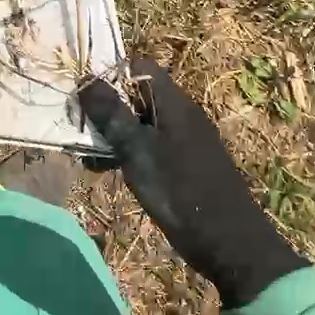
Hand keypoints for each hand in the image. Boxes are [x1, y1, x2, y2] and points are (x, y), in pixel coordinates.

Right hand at [77, 58, 306, 307]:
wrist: (233, 247)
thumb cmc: (181, 192)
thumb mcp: (137, 150)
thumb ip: (111, 113)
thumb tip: (85, 78)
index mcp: (174, 103)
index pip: (139, 66)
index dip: (109, 72)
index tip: (86, 93)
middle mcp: (182, 114)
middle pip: (137, 94)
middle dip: (106, 107)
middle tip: (81, 126)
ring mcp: (186, 139)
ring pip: (141, 121)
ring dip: (115, 132)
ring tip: (90, 155)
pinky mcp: (186, 163)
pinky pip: (151, 143)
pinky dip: (130, 150)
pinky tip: (110, 170)